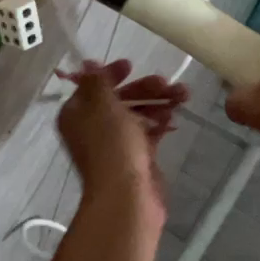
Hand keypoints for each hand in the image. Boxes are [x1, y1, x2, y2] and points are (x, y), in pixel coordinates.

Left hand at [55, 60, 185, 227]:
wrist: (127, 197)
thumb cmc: (111, 146)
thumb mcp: (102, 106)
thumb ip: (97, 82)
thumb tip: (86, 63)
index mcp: (75, 113)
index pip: (91, 86)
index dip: (111, 74)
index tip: (131, 65)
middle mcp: (91, 126)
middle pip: (118, 99)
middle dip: (143, 89)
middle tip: (167, 83)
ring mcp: (114, 143)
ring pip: (135, 115)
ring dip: (157, 102)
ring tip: (184, 96)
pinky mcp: (135, 157)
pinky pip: (147, 133)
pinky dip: (159, 123)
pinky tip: (175, 117)